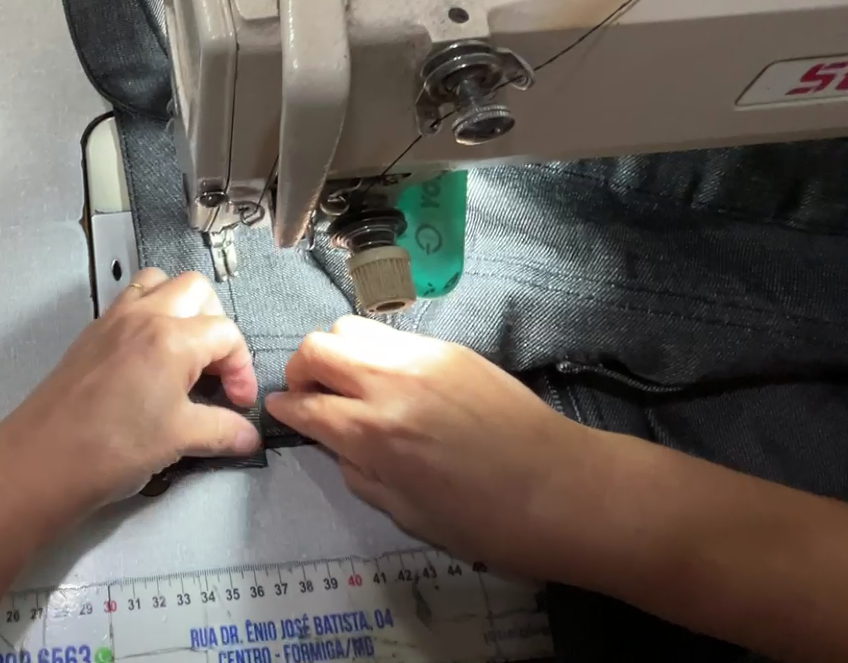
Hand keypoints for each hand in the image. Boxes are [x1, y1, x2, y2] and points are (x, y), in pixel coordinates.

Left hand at [0, 269, 260, 520]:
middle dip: (215, 322)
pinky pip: (129, 300)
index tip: (237, 402)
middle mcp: (144, 315)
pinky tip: (148, 358)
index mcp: (172, 337)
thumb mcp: (180, 440)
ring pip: (158, 282)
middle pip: (196, 289)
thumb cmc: (113, 447)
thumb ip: (223, 430)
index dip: (241, 368)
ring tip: (183, 350)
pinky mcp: (92, 331)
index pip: (226, 332)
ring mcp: (114, 318)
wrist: (44, 459)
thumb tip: (247, 435)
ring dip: (180, 306)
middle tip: (214, 367)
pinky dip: (149, 313)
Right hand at [266, 316, 607, 578]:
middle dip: (300, 371)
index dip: (284, 410)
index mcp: (373, 433)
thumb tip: (333, 442)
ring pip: (346, 327)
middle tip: (310, 394)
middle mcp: (386, 383)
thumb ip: (357, 472)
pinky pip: (388, 335)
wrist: (567, 489)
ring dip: (334, 352)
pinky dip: (372, 351)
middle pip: (314, 349)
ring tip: (348, 379)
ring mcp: (417, 357)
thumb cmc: (488, 520)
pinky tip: (390, 378)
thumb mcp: (407, 515)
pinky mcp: (445, 346)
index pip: (304, 406)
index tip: (280, 410)